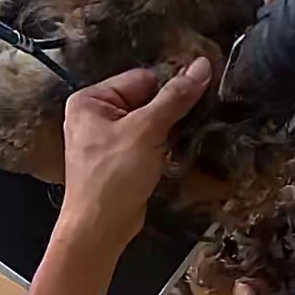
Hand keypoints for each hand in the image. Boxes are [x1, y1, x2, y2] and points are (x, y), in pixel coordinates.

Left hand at [55, 58, 211, 253]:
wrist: (99, 228)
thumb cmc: (113, 177)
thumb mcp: (146, 131)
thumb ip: (175, 99)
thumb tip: (202, 66)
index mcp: (92, 99)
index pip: (142, 79)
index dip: (170, 89)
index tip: (199, 98)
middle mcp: (96, 116)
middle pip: (146, 102)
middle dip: (170, 114)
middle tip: (195, 123)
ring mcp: (108, 141)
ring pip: (150, 126)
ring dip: (169, 134)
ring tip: (185, 141)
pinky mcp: (121, 163)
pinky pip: (148, 146)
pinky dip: (162, 150)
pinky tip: (174, 157)